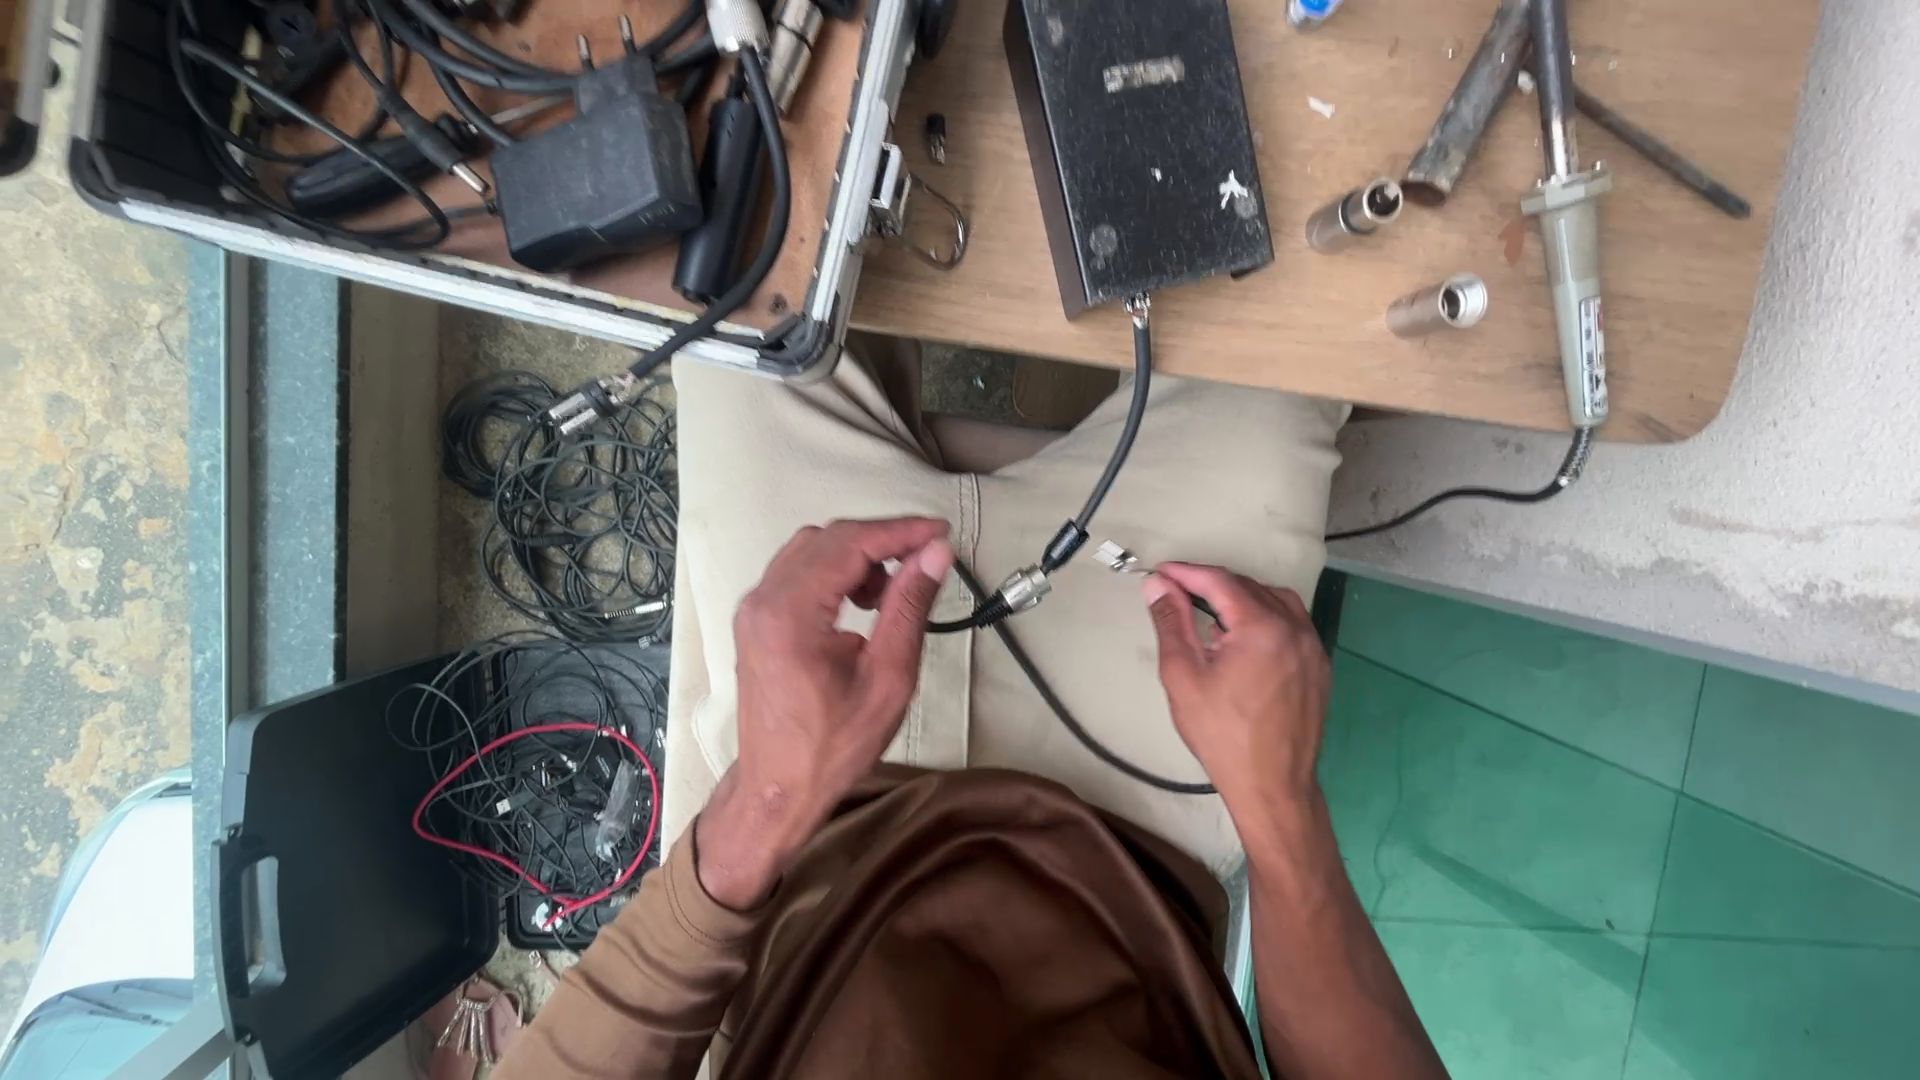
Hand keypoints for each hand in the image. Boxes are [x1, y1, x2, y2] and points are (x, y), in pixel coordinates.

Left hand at [697, 517, 952, 908]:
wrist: (778, 789)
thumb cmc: (835, 744)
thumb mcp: (888, 677)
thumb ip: (910, 606)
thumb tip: (936, 553)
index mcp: (790, 612)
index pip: (850, 544)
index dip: (900, 531)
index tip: (941, 532)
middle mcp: (762, 599)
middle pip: (828, 538)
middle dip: (881, 540)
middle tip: (925, 558)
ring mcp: (753, 607)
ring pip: (811, 549)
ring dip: (857, 556)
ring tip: (891, 592)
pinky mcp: (756, 619)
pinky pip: (798, 571)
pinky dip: (834, 572)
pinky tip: (861, 602)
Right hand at [1142, 564, 1331, 824]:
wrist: (1272, 786)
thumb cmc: (1221, 733)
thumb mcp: (1183, 675)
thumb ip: (1171, 622)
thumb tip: (1158, 585)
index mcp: (1263, 626)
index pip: (1220, 581)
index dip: (1187, 573)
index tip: (1160, 573)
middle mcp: (1296, 628)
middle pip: (1248, 587)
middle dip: (1211, 584)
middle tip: (1176, 593)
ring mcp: (1313, 647)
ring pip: (1274, 601)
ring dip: (1240, 598)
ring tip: (1209, 615)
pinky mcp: (1319, 666)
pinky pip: (1291, 624)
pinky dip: (1263, 618)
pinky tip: (1241, 640)